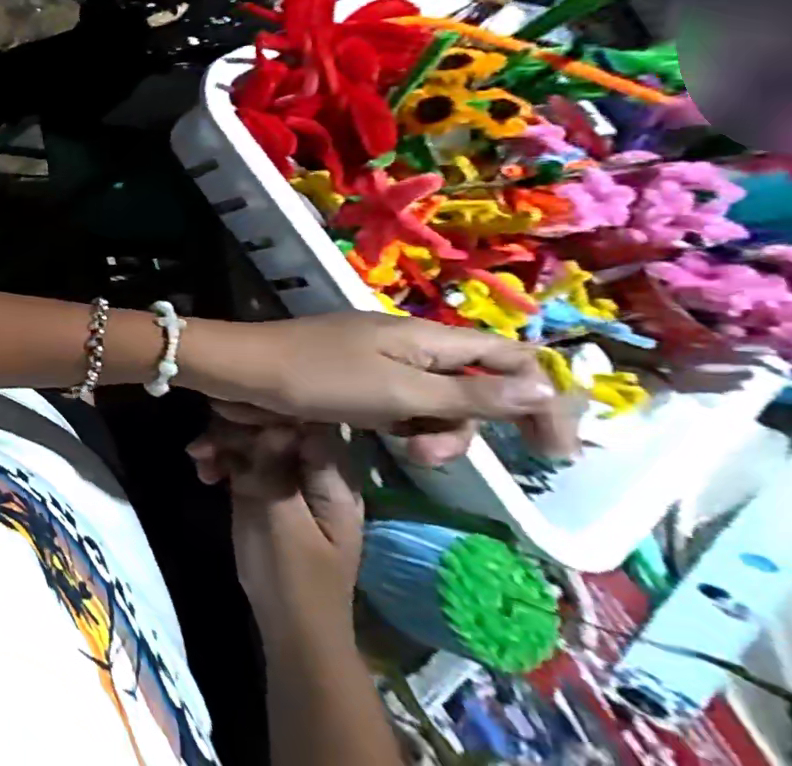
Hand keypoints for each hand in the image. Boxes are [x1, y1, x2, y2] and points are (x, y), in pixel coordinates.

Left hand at [178, 312, 576, 464]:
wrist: (239, 371)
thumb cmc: (316, 378)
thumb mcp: (398, 392)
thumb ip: (470, 393)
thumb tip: (546, 388)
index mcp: (423, 337)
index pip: (509, 358)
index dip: (541, 400)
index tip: (552, 453)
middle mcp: (404, 345)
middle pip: (471, 385)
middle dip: (467, 426)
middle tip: (431, 454)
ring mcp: (372, 361)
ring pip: (431, 401)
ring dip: (431, 432)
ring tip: (406, 453)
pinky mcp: (347, 380)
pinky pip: (392, 405)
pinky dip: (397, 425)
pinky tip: (381, 438)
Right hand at [195, 421, 363, 621]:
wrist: (292, 631)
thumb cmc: (291, 577)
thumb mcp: (280, 520)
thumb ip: (273, 468)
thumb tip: (271, 420)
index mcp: (335, 479)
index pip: (306, 422)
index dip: (267, 411)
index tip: (227, 414)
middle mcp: (317, 474)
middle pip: (277, 428)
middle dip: (236, 432)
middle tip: (200, 447)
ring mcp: (293, 483)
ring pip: (257, 443)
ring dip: (224, 447)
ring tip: (197, 462)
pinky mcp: (271, 494)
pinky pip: (247, 462)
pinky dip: (225, 463)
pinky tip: (204, 473)